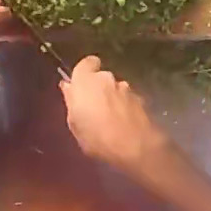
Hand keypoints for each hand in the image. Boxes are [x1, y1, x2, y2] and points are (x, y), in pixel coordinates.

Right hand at [60, 55, 181, 179]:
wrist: (135, 148)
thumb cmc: (96, 137)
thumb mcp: (74, 123)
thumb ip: (71, 100)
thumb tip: (68, 86)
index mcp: (86, 81)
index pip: (86, 63)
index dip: (84, 72)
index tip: (80, 86)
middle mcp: (107, 78)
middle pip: (101, 78)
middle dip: (97, 89)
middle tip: (92, 109)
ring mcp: (127, 89)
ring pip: (115, 89)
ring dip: (112, 99)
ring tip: (110, 121)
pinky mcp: (141, 100)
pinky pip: (127, 100)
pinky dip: (124, 108)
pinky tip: (123, 125)